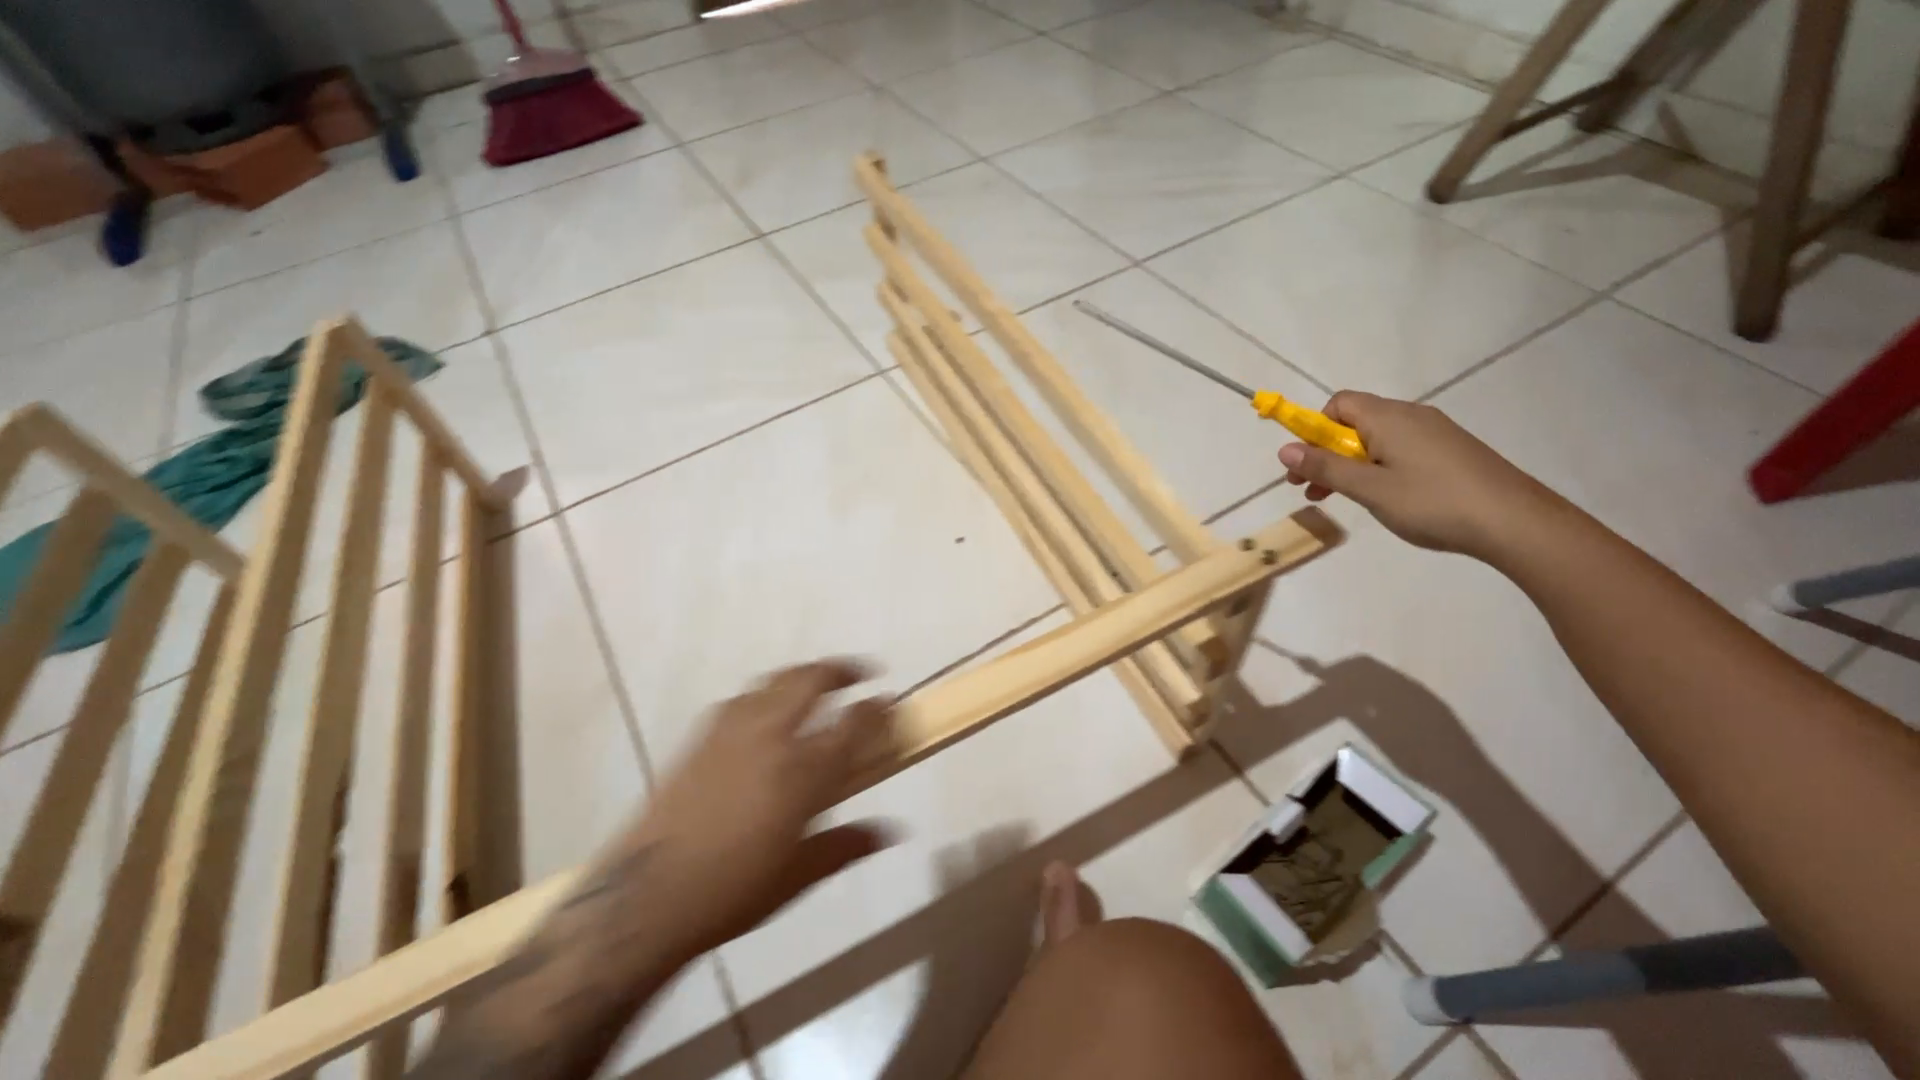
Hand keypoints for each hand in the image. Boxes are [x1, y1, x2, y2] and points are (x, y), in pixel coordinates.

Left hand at [623, 660, 895, 963]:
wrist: (649, 896)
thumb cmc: (734, 891)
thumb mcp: (799, 875)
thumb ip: (846, 845)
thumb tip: (889, 832)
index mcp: (803, 772)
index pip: (852, 724)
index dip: (876, 708)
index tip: (889, 701)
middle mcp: (769, 739)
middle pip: (809, 681)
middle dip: (839, 670)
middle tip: (857, 675)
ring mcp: (729, 734)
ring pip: (772, 683)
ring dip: (800, 677)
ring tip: (813, 687)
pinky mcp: (698, 741)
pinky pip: (741, 700)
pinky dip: (764, 694)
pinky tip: (763, 714)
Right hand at [1277, 391, 1564, 559]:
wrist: (1514, 521)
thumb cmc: (1432, 502)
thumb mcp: (1370, 489)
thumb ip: (1325, 468)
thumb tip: (1284, 448)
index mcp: (1388, 417)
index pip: (1338, 405)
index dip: (1314, 431)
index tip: (1305, 467)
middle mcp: (1411, 415)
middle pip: (1356, 421)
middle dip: (1328, 453)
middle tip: (1314, 492)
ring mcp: (1435, 432)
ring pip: (1379, 439)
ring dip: (1353, 465)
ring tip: (1346, 500)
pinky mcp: (1452, 451)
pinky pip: (1403, 449)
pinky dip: (1381, 468)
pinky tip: (1388, 499)